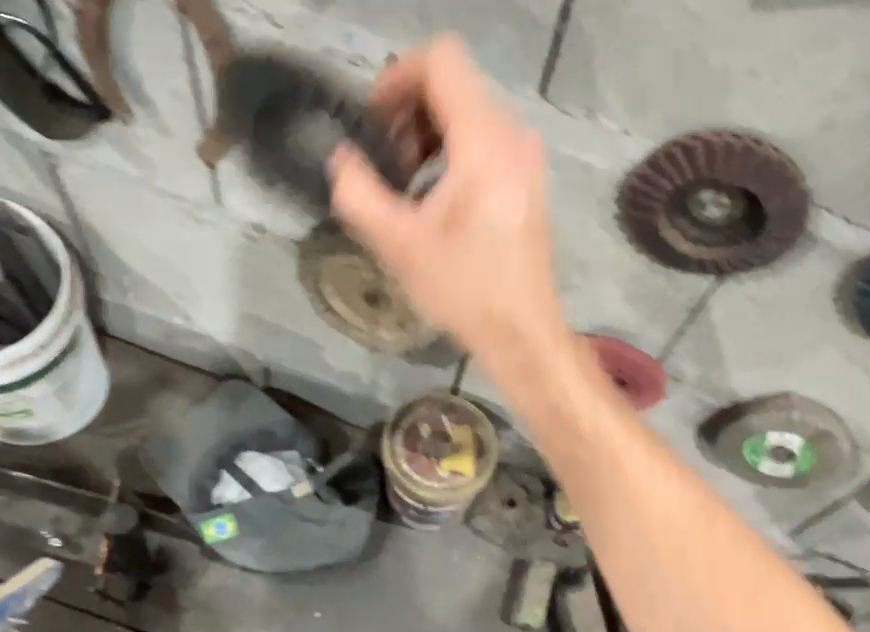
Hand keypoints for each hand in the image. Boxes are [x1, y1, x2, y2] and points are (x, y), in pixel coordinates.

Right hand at [330, 38, 566, 359]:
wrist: (522, 332)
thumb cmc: (464, 291)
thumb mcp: (399, 246)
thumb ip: (358, 192)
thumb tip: (340, 160)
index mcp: (484, 142)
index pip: (440, 62)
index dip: (397, 79)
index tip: (374, 123)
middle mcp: (513, 136)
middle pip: (454, 85)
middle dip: (409, 113)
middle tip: (386, 161)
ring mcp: (526, 157)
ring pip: (469, 112)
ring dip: (428, 135)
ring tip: (406, 184)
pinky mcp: (528, 179)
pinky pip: (485, 139)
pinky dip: (452, 152)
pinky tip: (434, 197)